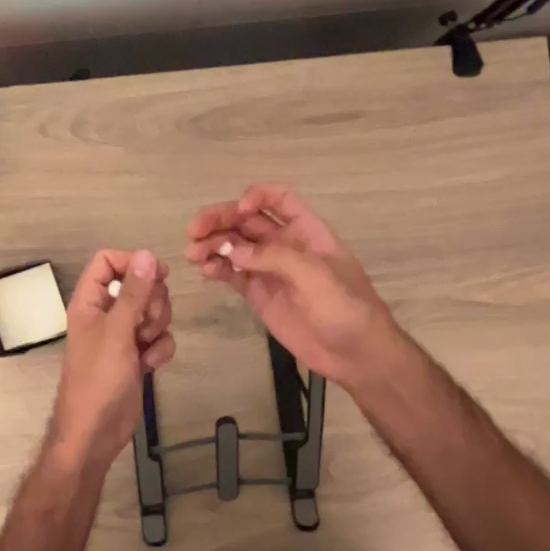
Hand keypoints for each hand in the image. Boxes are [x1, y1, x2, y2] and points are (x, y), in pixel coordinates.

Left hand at [49, 249, 174, 467]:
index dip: (132, 262)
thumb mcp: (117, 331)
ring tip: (145, 345)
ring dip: (157, 326)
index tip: (156, 274)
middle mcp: (105, 314)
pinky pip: (158, 338)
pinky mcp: (136, 356)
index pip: (107, 262)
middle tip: (146, 321)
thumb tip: (147, 255)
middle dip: (152, 300)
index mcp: (89, 302)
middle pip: (137, 285)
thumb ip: (134, 292)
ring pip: (152, 311)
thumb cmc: (98, 378)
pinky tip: (151, 365)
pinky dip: (159, 349)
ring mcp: (121, 336)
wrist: (96, 431)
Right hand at [184, 183, 406, 388]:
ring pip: (235, 246)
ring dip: (212, 244)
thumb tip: (232, 248)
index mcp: (307, 230)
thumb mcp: (315, 275)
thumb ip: (274, 257)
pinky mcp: (259, 295)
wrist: (356, 354)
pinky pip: (233, 274)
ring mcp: (270, 270)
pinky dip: (217, 268)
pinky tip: (205, 270)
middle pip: (247, 221)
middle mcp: (285, 245)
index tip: (238, 210)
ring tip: (193, 254)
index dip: (255, 197)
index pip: (278, 199)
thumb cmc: (345, 307)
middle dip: (220, 219)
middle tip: (194, 230)